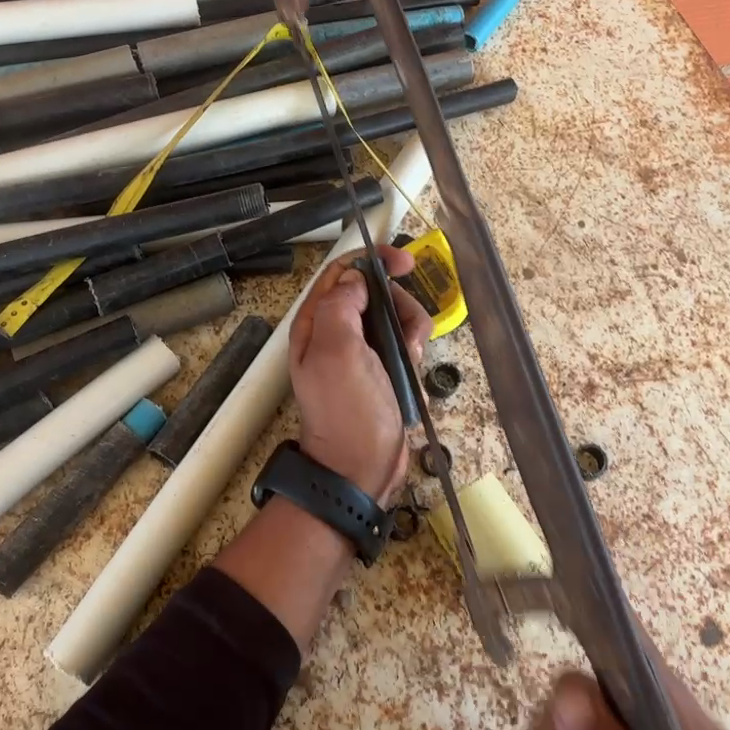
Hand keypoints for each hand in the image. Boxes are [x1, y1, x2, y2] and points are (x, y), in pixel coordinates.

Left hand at [288, 246, 432, 502]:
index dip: (372, 260)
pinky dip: (413, 348)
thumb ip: (341, 306)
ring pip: (394, 315)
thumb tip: (357, 278)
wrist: (360, 468)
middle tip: (407, 330)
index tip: (405, 263)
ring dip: (410, 329)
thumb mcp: (336, 352)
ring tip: (410, 356)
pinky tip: (412, 367)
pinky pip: (404, 342)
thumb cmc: (347, 411)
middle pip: (374, 291)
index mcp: (316, 323)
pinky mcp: (383, 369)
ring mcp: (361, 352)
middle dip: (397, 303)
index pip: (342, 272)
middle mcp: (336, 332)